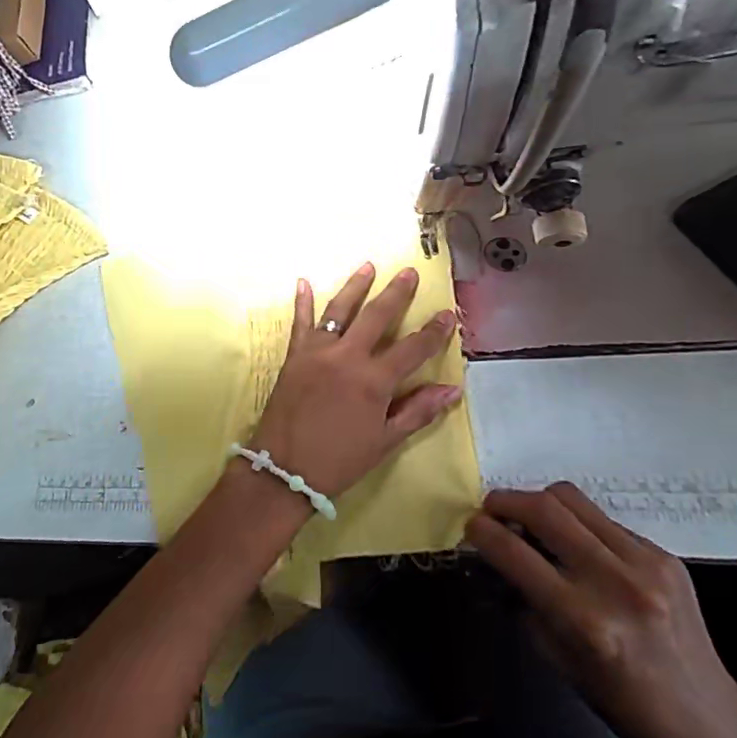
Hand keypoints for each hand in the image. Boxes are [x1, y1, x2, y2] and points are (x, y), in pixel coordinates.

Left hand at [248, 263, 461, 497]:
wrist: (283, 471)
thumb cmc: (339, 460)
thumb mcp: (384, 441)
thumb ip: (417, 411)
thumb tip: (452, 389)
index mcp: (374, 381)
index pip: (413, 348)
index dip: (434, 331)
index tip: (448, 314)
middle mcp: (347, 357)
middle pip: (377, 316)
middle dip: (396, 293)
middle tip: (409, 272)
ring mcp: (317, 353)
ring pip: (340, 310)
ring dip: (355, 286)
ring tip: (368, 266)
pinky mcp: (293, 357)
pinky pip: (300, 323)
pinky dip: (302, 302)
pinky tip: (304, 282)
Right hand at [465, 484, 736, 737]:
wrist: (706, 717)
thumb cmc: (622, 703)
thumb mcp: (558, 661)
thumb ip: (524, 604)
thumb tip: (496, 561)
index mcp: (584, 620)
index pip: (517, 554)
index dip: (483, 533)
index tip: (470, 527)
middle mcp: (616, 581)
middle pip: (546, 508)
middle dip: (507, 501)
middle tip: (491, 510)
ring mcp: (646, 563)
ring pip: (575, 500)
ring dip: (539, 502)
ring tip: (527, 519)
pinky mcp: (664, 554)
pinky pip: (604, 521)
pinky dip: (577, 524)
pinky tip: (576, 546)